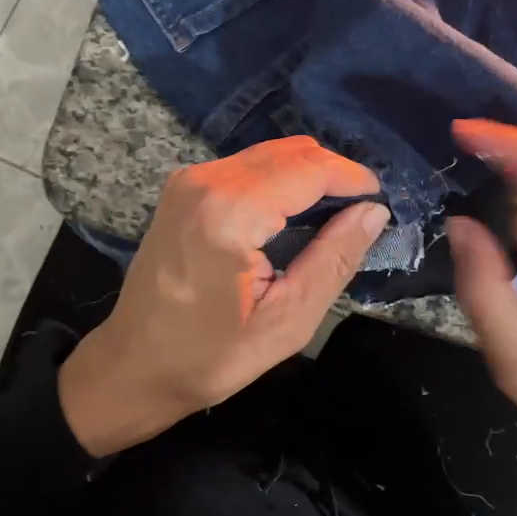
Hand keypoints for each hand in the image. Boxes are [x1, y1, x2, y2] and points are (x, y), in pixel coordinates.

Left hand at [59, 136, 389, 456]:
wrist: (134, 364)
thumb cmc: (210, 355)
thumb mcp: (286, 320)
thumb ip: (333, 258)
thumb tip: (373, 212)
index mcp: (230, 212)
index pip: (308, 169)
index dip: (352, 177)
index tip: (382, 200)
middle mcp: (205, 181)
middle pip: (288, 151)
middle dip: (332, 172)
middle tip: (363, 209)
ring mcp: (188, 180)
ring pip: (266, 154)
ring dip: (305, 174)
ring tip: (336, 212)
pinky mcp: (181, 188)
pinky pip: (243, 166)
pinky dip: (276, 179)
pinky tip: (293, 212)